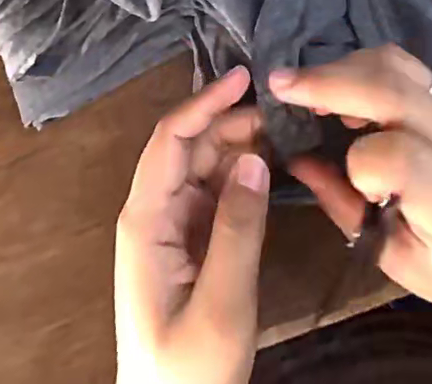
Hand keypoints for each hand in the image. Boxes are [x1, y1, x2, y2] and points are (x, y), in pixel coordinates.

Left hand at [115, 67, 270, 383]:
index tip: (244, 77)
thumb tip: (256, 157)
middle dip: (232, 121)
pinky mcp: (190, 238)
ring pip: (205, 164)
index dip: (205, 102)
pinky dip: (243, 173)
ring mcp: (172, 223)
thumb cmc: (188, 371)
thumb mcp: (220, 305)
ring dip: (240, 144)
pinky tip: (272, 165)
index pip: (171, 139)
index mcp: (146, 218)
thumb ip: (237, 229)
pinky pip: (216, 190)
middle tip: (283, 113)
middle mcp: (155, 210)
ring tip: (285, 132)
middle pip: (190, 145)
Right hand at [274, 46, 431, 339]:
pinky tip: (343, 86)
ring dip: (344, 66)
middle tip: (278, 83)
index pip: (402, 157)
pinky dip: (365, 64)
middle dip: (329, 81)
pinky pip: (407, 65)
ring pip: (398, 64)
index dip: (361, 163)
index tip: (352, 182)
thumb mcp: (413, 269)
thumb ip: (352, 213)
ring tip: (306, 88)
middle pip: (395, 89)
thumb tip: (298, 158)